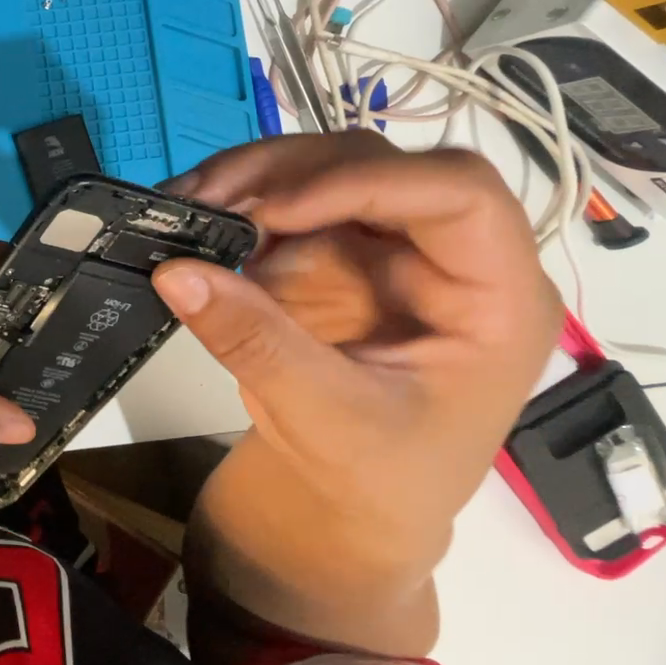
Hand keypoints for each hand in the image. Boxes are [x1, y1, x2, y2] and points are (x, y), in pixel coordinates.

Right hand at [156, 132, 561, 551]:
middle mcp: (438, 256)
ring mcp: (377, 251)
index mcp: (490, 297)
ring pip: (321, 172)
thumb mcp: (322, 416)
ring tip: (185, 204)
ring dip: (250, 178)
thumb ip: (255, 343)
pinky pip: (277, 207)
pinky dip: (229, 204)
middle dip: (286, 172)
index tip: (269, 210)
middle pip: (378, 167)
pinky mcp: (322, 258)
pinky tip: (188, 218)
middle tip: (205, 198)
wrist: (349, 497)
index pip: (454, 198)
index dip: (363, 185)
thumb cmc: (374, 471)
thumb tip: (175, 272)